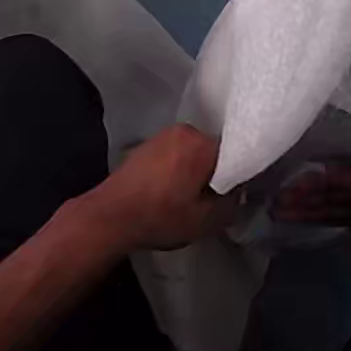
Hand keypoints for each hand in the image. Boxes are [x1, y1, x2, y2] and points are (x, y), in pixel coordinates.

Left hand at [73, 124, 235, 251]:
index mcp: (202, 143)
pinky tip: (171, 188)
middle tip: (212, 198)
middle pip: (213, 150)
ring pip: (193, 151)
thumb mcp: (205, 220)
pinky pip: (175, 152)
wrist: (110, 216)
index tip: (236, 194)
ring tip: (189, 195)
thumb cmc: (160, 216)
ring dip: (195, 169)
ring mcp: (163, 134)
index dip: (238, 175)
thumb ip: (232, 203)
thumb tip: (239, 191)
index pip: (235, 153)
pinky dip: (178, 167)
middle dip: (216, 171)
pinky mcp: (148, 144)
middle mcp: (185, 130)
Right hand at [274, 163, 350, 306]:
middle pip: (342, 184)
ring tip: (278, 210)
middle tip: (281, 197)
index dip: (325, 172)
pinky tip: (297, 217)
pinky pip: (339, 216)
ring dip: (309, 205)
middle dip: (311, 190)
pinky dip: (319, 216)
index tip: (298, 179)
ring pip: (337, 201)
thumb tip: (332, 168)